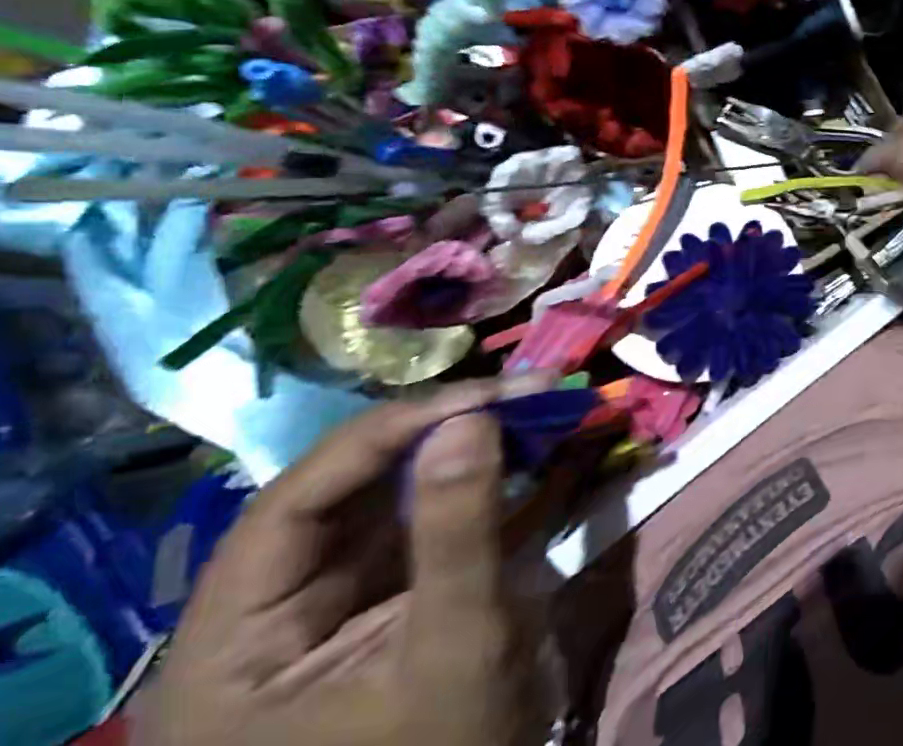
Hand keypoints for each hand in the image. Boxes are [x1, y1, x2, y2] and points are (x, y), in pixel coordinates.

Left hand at [141, 384, 549, 745]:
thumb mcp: (456, 645)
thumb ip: (459, 530)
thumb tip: (472, 416)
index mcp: (232, 645)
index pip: (293, 504)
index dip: (384, 437)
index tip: (480, 395)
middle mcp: (269, 613)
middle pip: (347, 494)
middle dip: (439, 435)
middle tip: (524, 392)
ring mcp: (336, 603)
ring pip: (395, 500)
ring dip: (468, 451)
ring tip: (537, 409)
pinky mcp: (393, 597)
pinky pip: (432, 524)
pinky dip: (485, 484)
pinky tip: (534, 449)